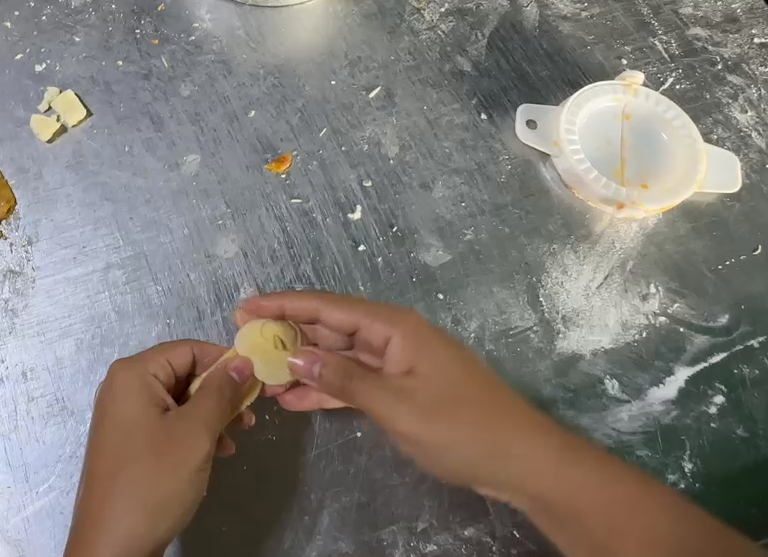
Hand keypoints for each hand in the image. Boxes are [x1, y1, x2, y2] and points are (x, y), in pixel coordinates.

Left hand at [65, 340, 258, 556]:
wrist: (111, 547)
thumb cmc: (152, 481)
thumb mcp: (195, 434)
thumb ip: (220, 393)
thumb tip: (242, 361)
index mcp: (134, 373)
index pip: (188, 349)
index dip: (223, 362)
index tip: (255, 382)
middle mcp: (124, 386)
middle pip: (182, 373)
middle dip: (218, 393)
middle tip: (249, 416)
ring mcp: (124, 415)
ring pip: (177, 400)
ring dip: (209, 415)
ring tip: (235, 438)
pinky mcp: (128, 442)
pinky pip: (166, 423)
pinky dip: (192, 432)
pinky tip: (215, 452)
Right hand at [237, 291, 567, 497]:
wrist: (524, 462)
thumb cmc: (462, 427)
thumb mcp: (397, 406)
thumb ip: (342, 380)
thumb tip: (293, 358)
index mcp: (391, 325)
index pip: (325, 307)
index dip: (282, 305)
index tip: (244, 308)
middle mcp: (389, 334)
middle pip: (328, 327)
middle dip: (286, 335)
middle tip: (244, 342)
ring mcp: (395, 361)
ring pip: (336, 355)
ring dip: (302, 366)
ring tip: (261, 376)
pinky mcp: (399, 387)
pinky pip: (352, 380)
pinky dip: (325, 389)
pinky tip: (295, 400)